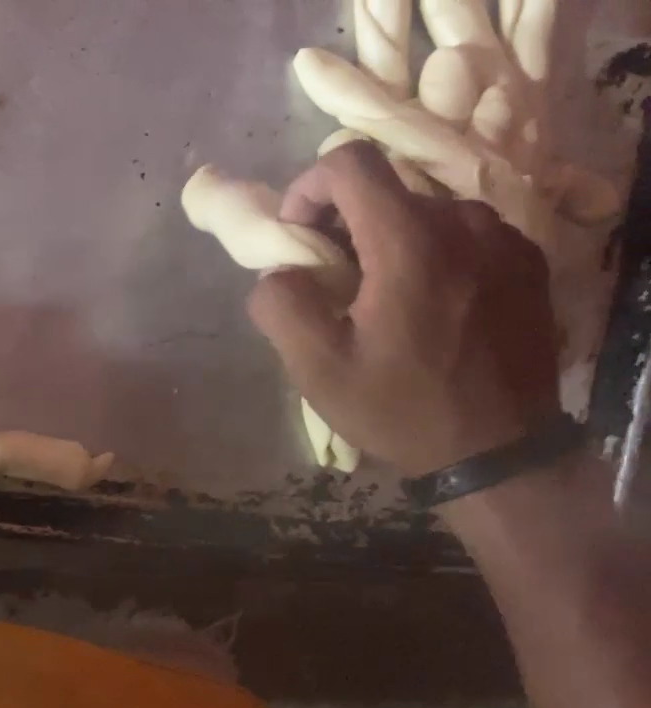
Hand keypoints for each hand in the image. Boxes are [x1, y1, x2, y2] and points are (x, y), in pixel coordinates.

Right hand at [248, 142, 560, 475]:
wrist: (494, 445)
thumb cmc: (395, 406)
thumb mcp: (315, 367)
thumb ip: (282, 306)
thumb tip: (279, 271)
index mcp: (409, 245)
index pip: (352, 164)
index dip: (308, 190)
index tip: (297, 238)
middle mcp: (464, 225)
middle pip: (388, 187)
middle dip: (342, 222)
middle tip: (326, 280)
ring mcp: (504, 240)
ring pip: (426, 209)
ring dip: (384, 238)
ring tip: (370, 296)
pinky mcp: (525, 262)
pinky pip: (462, 233)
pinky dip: (426, 252)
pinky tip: (417, 305)